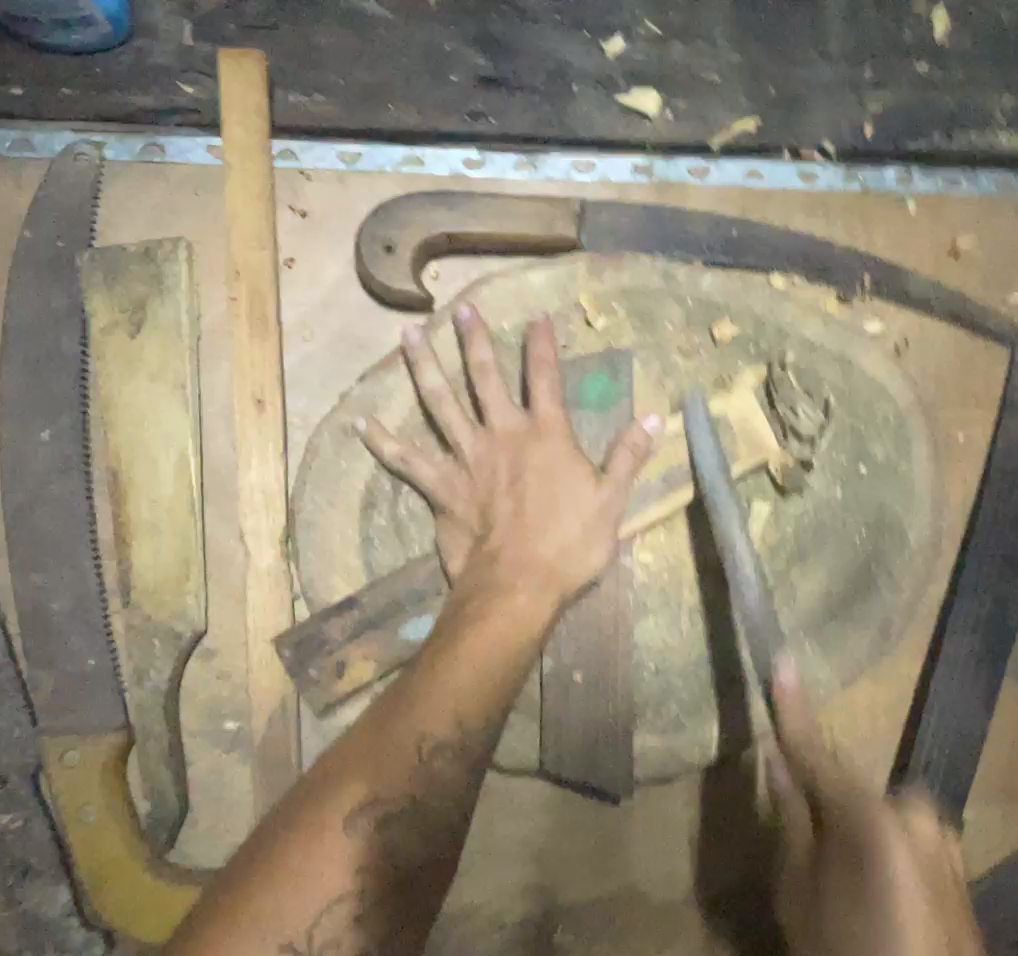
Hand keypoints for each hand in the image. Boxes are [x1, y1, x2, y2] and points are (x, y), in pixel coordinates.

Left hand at [357, 303, 661, 611]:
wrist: (518, 585)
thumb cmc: (570, 546)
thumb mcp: (612, 501)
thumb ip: (628, 456)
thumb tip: (655, 417)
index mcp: (546, 435)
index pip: (545, 378)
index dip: (542, 345)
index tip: (536, 314)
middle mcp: (503, 435)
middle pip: (486, 378)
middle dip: (475, 341)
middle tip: (461, 309)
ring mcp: (466, 459)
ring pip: (441, 403)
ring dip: (424, 368)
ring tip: (408, 335)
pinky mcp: (441, 488)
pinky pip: (407, 462)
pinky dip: (383, 443)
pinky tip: (361, 424)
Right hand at [765, 656, 1017, 955]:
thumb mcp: (798, 901)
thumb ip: (789, 822)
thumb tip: (779, 764)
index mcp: (871, 815)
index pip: (816, 750)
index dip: (792, 708)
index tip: (781, 660)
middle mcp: (914, 811)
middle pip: (847, 788)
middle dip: (817, 801)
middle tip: (794, 847)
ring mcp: (941, 838)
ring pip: (873, 815)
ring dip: (847, 831)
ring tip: (832, 892)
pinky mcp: (954, 865)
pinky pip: (898, 838)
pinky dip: (873, 850)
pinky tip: (868, 905)